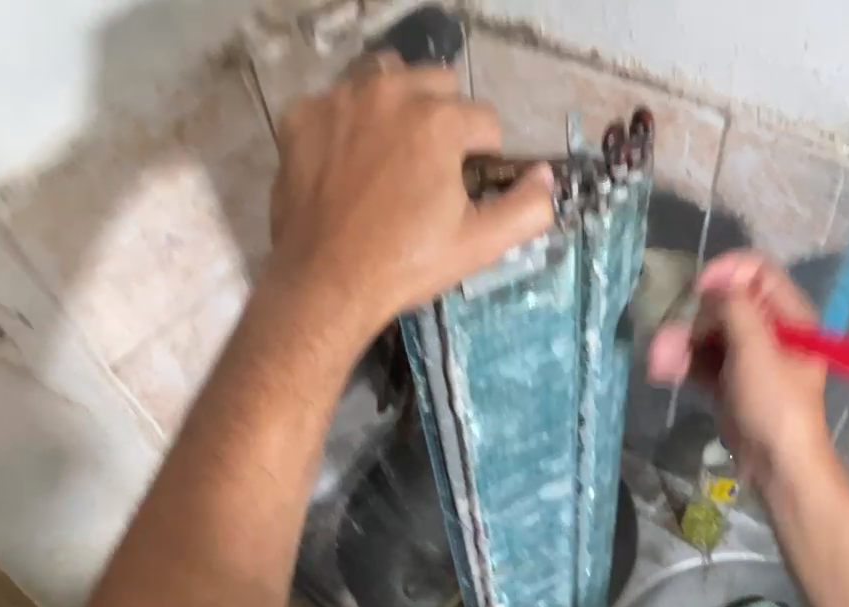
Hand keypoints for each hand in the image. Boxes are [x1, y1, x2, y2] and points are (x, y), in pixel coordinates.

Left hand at [264, 55, 554, 336]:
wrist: (326, 285)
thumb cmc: (406, 266)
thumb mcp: (477, 246)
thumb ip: (525, 208)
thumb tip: (546, 177)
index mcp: (440, 122)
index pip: (485, 122)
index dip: (484, 159)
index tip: (466, 191)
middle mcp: (390, 93)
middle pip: (438, 86)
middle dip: (444, 123)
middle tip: (430, 174)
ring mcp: (340, 101)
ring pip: (386, 80)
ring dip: (399, 109)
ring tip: (393, 158)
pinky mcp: (302, 117)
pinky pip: (338, 103)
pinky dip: (349, 125)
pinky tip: (348, 166)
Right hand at [647, 252, 833, 486]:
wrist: (776, 463)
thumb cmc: (774, 404)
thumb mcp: (757, 350)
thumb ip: (735, 309)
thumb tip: (714, 282)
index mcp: (788, 315)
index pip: (756, 273)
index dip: (725, 274)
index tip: (697, 291)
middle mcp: (769, 330)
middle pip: (725, 304)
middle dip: (693, 318)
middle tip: (670, 336)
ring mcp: (747, 358)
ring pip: (708, 334)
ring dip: (681, 343)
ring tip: (658, 360)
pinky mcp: (728, 382)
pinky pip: (702, 361)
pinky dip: (683, 363)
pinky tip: (662, 370)